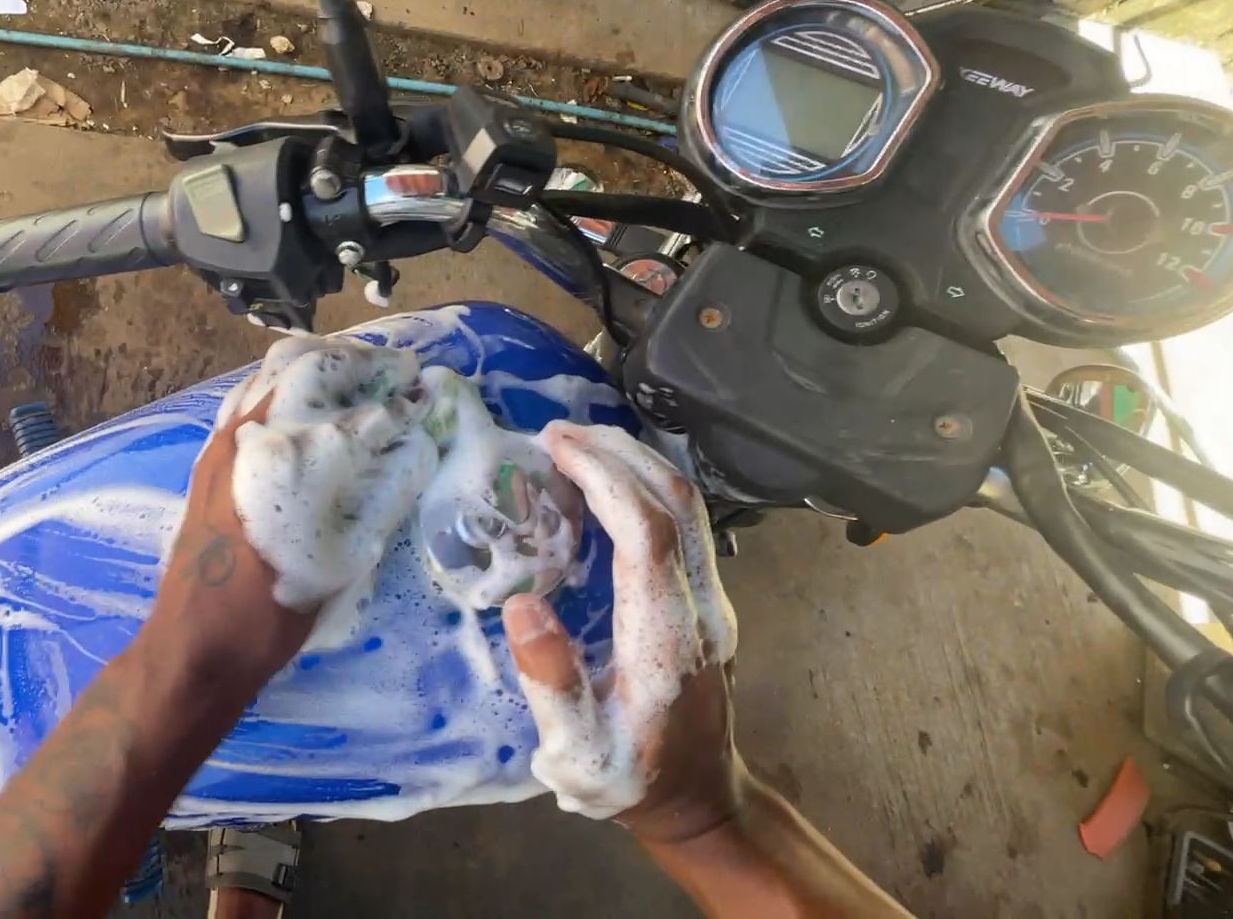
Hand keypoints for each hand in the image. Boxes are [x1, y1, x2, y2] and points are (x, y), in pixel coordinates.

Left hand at [143, 336, 438, 685]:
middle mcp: (262, 431)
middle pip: (317, 365)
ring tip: (355, 372)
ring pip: (277, 369)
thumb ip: (386, 494)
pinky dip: (285, 381)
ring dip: (322, 361)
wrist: (195, 641)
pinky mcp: (212, 450)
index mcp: (304, 458)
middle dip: (363, 361)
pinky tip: (304, 399)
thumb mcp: (348, 558)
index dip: (404, 403)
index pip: (369, 414)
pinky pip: (251, 391)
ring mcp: (230, 436)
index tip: (426, 391)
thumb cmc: (277, 611)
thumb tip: (414, 450)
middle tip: (396, 368)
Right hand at [504, 421, 742, 845]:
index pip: (646, 534)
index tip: (557, 447)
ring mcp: (711, 597)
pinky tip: (606, 476)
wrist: (701, 801)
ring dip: (634, 459)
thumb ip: (552, 684)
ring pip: (688, 504)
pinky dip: (643, 481)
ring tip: (578, 441)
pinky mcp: (705, 594)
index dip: (604, 479)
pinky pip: (683, 518)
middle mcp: (700, 607)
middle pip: (676, 502)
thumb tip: (521, 604)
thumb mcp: (579, 758)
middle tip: (559, 432)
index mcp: (664, 640)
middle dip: (617, 453)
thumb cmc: (633, 780)